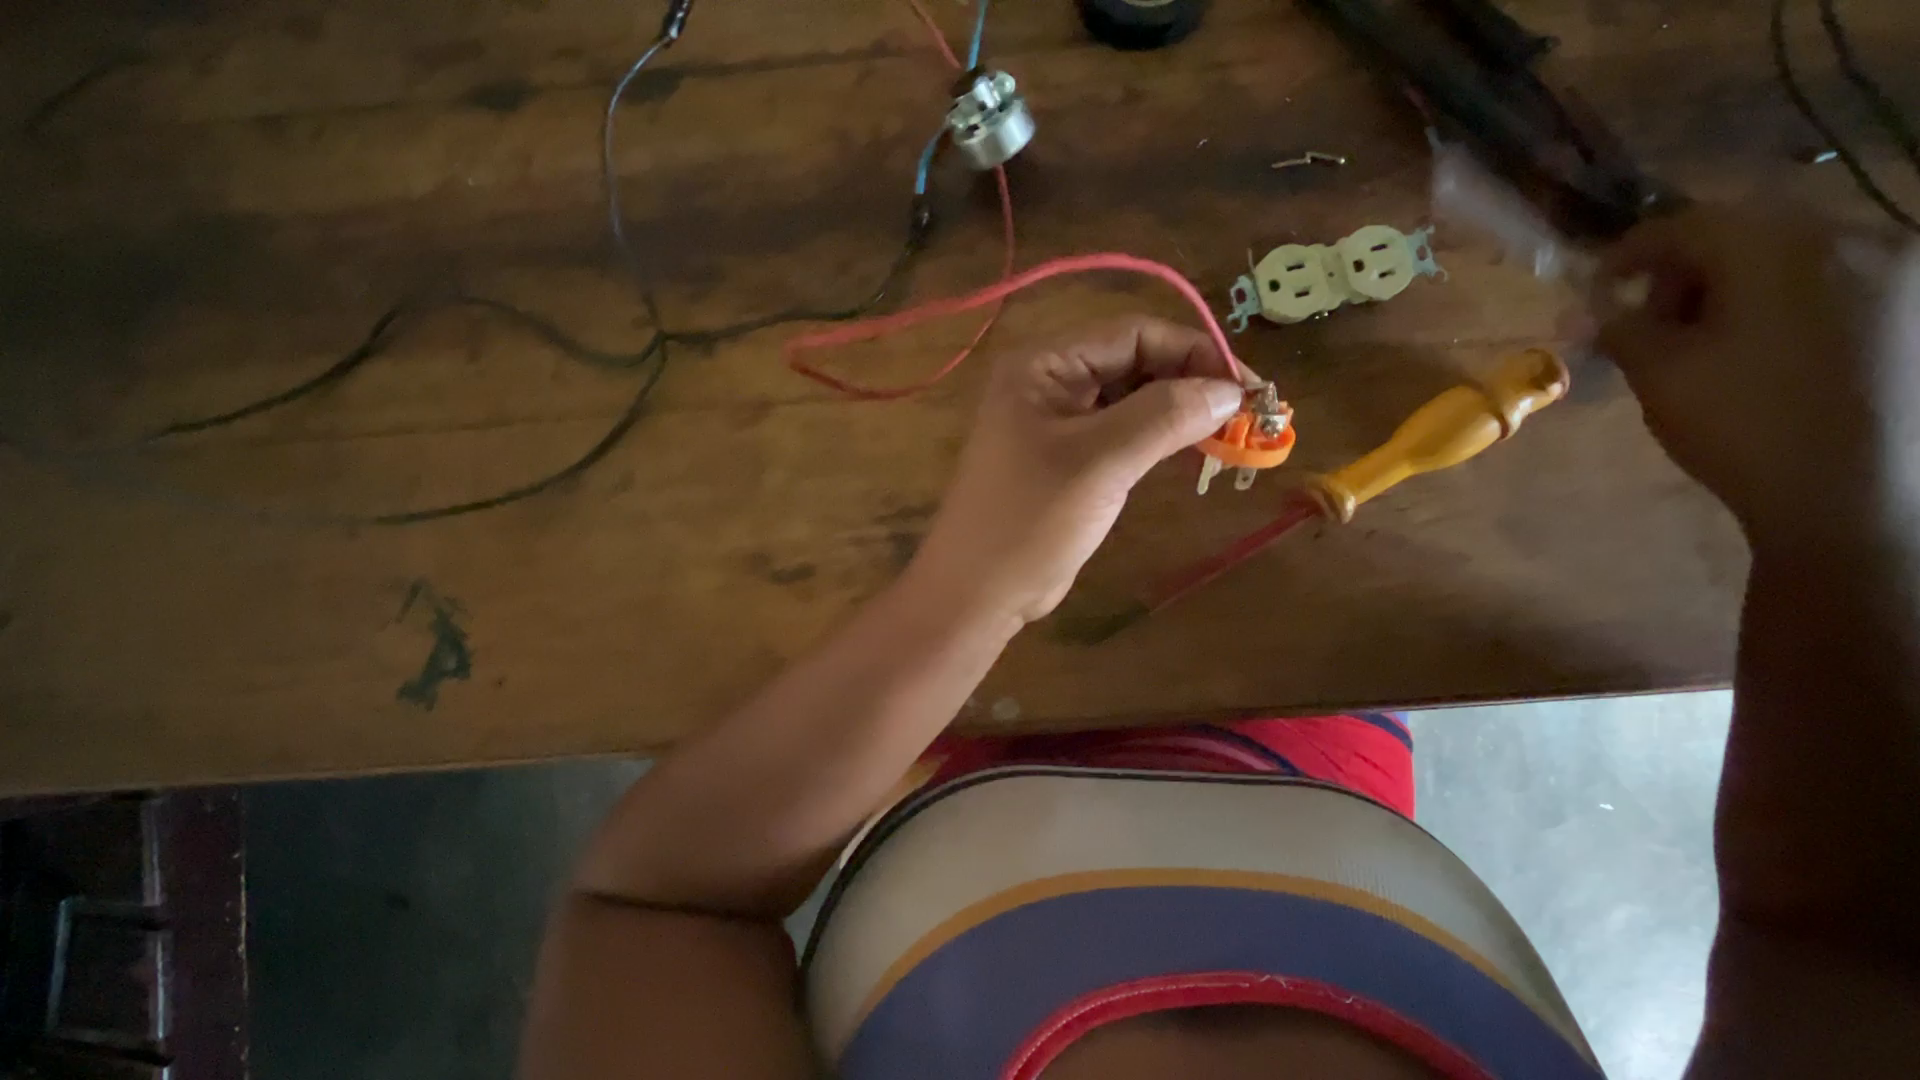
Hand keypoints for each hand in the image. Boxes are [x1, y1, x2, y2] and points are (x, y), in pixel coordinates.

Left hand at [906, 316, 1244, 624]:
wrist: (979, 592)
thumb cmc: (1031, 520)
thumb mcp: (1101, 461)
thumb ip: (1165, 415)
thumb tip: (1231, 389)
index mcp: (1044, 364)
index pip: (1133, 334)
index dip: (1195, 352)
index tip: (1249, 388)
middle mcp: (1049, 381)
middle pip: (1135, 361)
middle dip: (1192, 381)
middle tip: (1249, 415)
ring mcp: (1057, 421)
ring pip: (1133, 398)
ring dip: (1181, 410)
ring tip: (1232, 433)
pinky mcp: (1068, 458)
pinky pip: (1123, 431)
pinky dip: (1160, 437)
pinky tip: (1194, 449)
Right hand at [1594, 204, 1919, 550]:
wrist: (1851, 496)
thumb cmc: (1741, 425)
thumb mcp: (1659, 374)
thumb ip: (1619, 327)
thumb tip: (1585, 309)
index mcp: (1782, 249)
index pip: (1689, 224)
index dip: (1629, 251)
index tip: (1594, 288)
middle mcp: (1851, 240)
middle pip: (1744, 232)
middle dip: (1684, 271)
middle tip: (1646, 320)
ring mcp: (1894, 273)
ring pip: (1789, 256)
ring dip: (1732, 286)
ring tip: (1702, 340)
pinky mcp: (1908, 311)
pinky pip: (1828, 282)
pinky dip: (1777, 301)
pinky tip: (1756, 349)